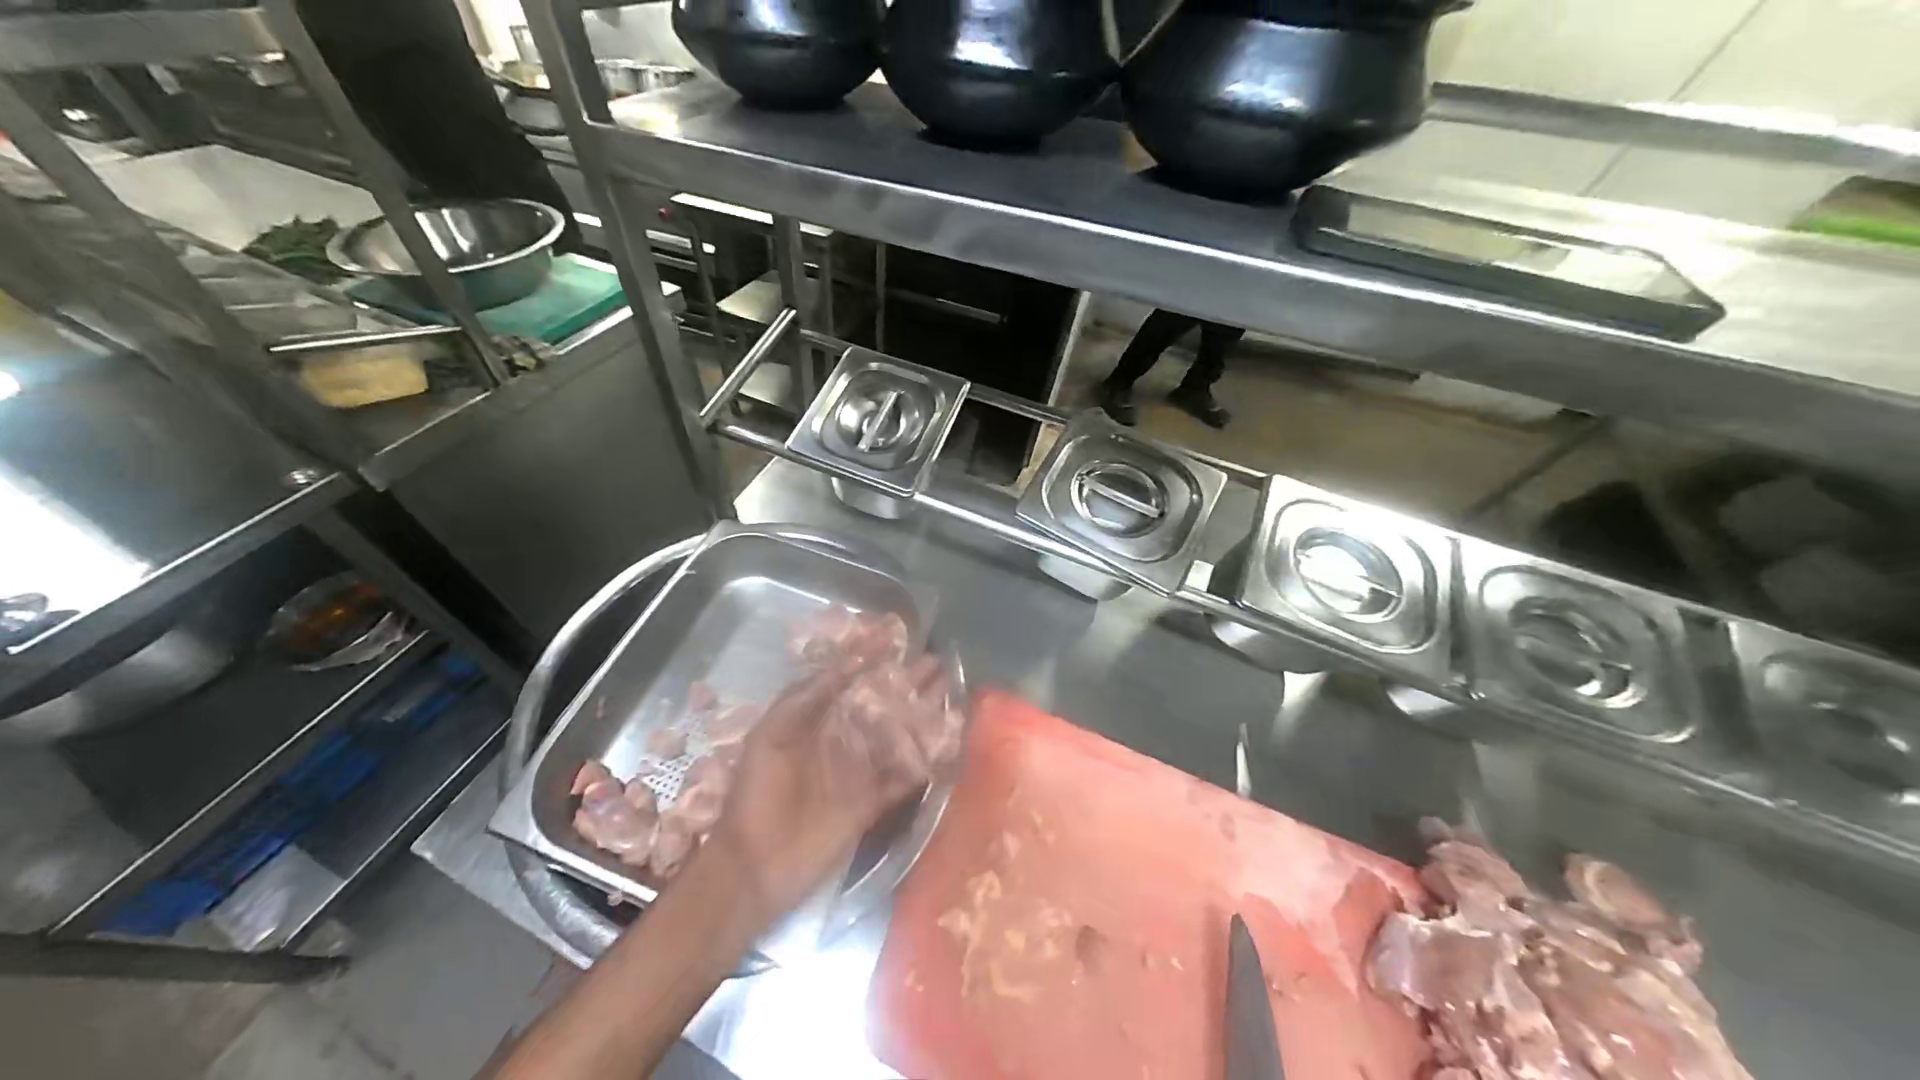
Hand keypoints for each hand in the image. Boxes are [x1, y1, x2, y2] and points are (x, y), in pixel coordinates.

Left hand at [696, 663, 925, 927]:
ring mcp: (858, 771)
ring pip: (896, 736)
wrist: (754, 865)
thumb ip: (808, 697)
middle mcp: (840, 739)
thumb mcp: (772, 734)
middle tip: (935, 664)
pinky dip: (923, 762)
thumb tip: (851, 662)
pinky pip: (902, 777)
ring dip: (920, 716)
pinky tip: (945, 745)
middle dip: (906, 683)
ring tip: (948, 695)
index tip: (896, 637)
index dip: (871, 658)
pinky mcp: (872, 803)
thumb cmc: (757, 793)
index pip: (849, 680)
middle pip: (879, 704)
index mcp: (814, 719)